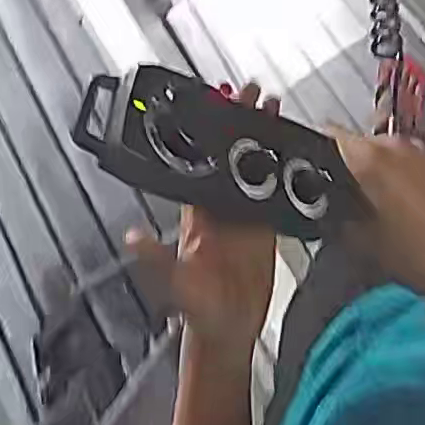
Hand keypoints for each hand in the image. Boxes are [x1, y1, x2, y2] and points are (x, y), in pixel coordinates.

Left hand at [126, 83, 278, 360]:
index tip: (217, 105)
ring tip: (274, 109)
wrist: (228, 331)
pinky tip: (291, 147)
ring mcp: (243, 213)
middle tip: (251, 93)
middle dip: (239, 121)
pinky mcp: (264, 225)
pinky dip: (282, 165)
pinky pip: (274, 188)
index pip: (200, 161)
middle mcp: (218, 206)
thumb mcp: (175, 286)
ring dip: (262, 137)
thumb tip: (133, 238)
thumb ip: (157, 261)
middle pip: (229, 154)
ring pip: (253, 164)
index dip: (209, 132)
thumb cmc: (198, 310)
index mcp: (196, 212)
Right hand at [328, 130, 424, 298]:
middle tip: (345, 196)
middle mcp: (398, 143)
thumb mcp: (361, 241)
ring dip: (376, 168)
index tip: (314, 168)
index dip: (316, 153)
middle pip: (357, 141)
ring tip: (377, 204)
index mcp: (371, 157)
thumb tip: (323, 203)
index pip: (328, 134)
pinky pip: (408, 156)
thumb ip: (334, 213)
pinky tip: (403, 205)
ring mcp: (424, 147)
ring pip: (384, 148)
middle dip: (348, 165)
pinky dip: (401, 172)